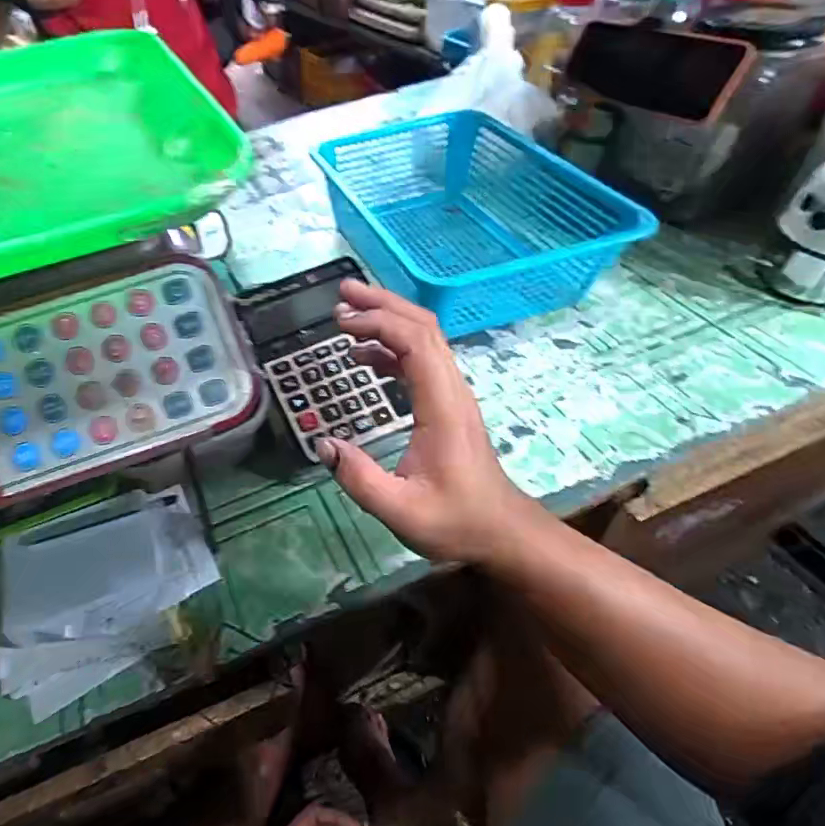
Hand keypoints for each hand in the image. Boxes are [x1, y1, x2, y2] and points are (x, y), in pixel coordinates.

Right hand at [316, 280, 552, 565]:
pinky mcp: (448, 404)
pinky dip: (392, 348)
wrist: (501, 530)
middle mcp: (452, 390)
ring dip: (388, 321)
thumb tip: (324, 444)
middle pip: (423, 328)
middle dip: (383, 305)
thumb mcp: (402, 511)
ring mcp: (452, 395)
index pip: (416, 343)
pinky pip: (421, 361)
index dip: (379, 322)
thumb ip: (360, 479)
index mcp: (443, 406)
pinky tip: (365, 358)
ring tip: (346, 319)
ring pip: (425, 339)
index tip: (342, 322)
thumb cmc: (456, 521)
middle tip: (342, 295)